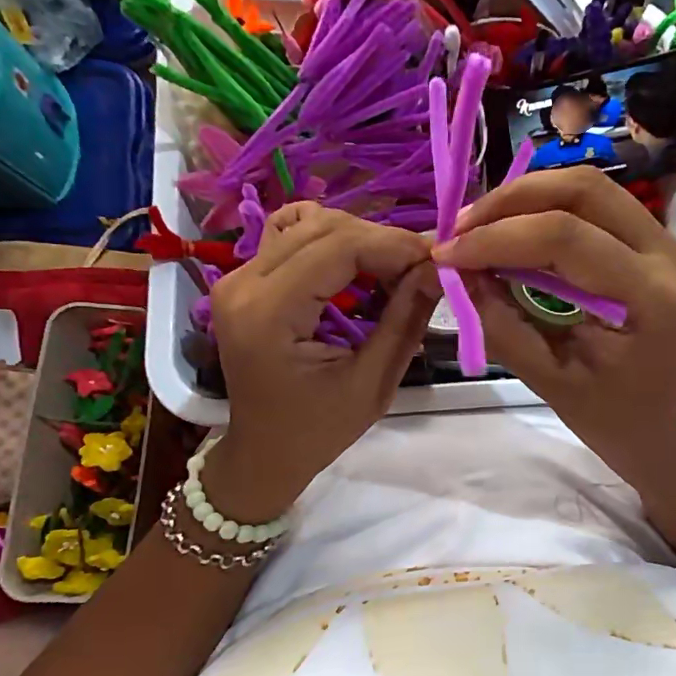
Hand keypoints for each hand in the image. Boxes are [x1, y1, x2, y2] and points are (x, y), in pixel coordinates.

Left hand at [205, 203, 436, 520]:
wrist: (266, 451)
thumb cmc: (319, 429)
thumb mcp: (373, 382)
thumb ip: (405, 319)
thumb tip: (439, 268)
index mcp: (269, 314)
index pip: (337, 247)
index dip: (393, 245)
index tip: (435, 259)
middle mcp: (242, 284)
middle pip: (322, 227)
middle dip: (380, 241)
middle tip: (420, 270)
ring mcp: (236, 277)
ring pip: (306, 224)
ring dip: (357, 239)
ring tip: (390, 272)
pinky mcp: (243, 279)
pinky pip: (290, 237)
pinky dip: (330, 243)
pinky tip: (354, 269)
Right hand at [434, 167, 675, 466]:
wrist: (654, 424)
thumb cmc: (606, 415)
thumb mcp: (547, 378)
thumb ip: (501, 322)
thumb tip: (456, 270)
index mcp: (652, 296)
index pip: (567, 238)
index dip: (498, 237)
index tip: (448, 253)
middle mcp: (670, 256)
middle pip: (585, 190)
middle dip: (512, 200)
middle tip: (461, 228)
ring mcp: (669, 243)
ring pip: (591, 188)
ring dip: (527, 197)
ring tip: (479, 226)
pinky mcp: (656, 241)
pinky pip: (597, 205)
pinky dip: (547, 207)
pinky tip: (513, 228)